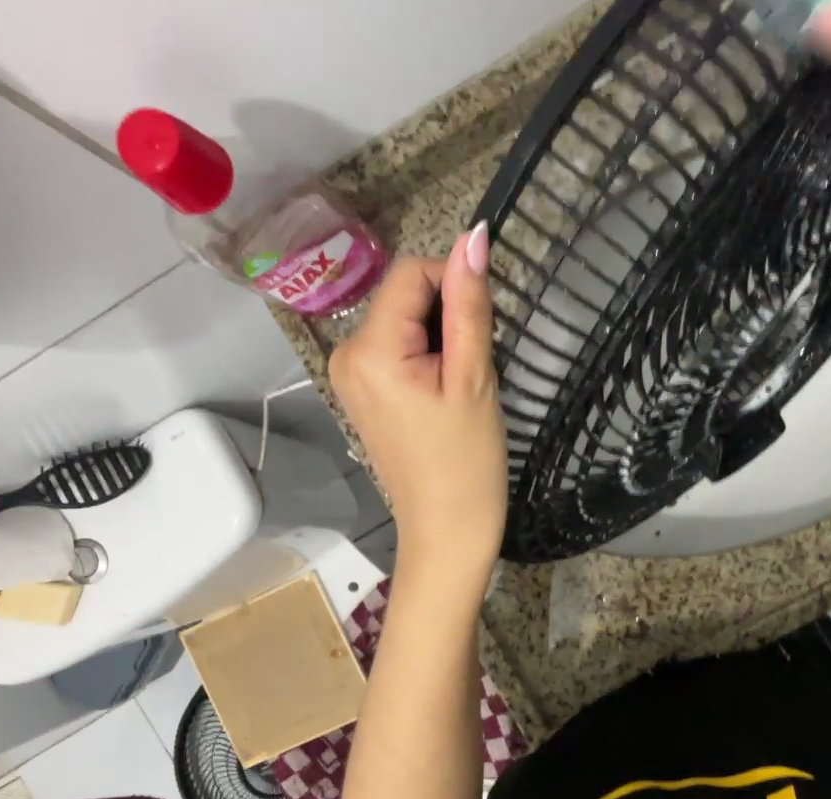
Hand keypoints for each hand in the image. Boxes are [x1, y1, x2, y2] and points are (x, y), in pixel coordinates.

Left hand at [330, 224, 507, 582]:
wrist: (447, 531)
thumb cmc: (467, 462)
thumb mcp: (473, 378)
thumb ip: (470, 304)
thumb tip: (475, 235)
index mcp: (369, 349)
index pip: (411, 273)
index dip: (455, 285)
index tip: (484, 330)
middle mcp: (346, 354)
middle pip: (404, 295)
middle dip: (448, 315)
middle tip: (474, 367)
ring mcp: (350, 375)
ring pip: (404, 320)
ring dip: (441, 336)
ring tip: (462, 385)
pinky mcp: (363, 391)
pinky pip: (397, 348)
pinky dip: (427, 355)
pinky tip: (446, 393)